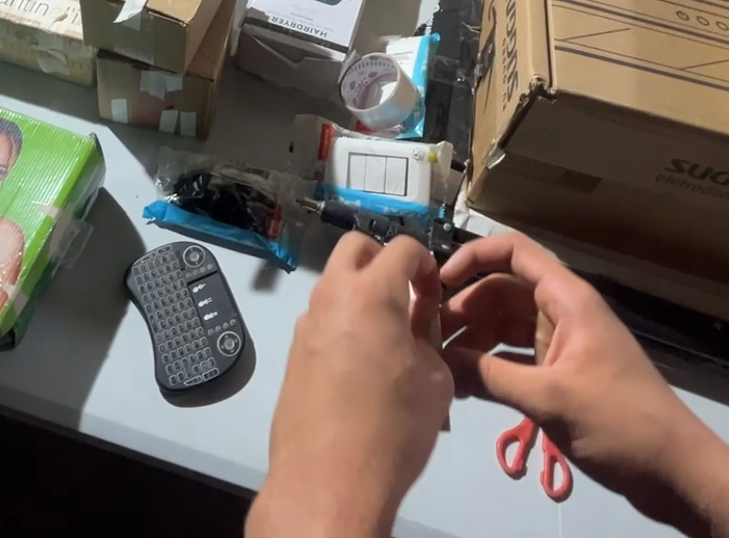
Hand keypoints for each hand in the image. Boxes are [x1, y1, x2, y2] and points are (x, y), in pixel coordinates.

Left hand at [248, 234, 452, 537]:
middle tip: (404, 294)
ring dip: (361, 291)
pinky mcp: (294, 350)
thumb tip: (416, 327)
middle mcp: (333, 295)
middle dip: (383, 258)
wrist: (328, 481)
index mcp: (372, 292)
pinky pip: (322, 317)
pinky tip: (360, 366)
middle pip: (355, 245)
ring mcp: (307, 321)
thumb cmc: (393, 428)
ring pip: (335, 282)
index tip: (434, 292)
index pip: (402, 246)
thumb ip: (427, 337)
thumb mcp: (434, 379)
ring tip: (385, 338)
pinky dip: (343, 322)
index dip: (426, 262)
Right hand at [440, 232, 699, 503]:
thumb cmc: (620, 424)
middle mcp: (563, 310)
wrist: (680, 476)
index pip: (513, 251)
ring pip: (505, 322)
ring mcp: (563, 341)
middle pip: (502, 288)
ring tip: (442, 364)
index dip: (473, 256)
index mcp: (567, 299)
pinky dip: (491, 363)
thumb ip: (490, 377)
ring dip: (475, 337)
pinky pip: (516, 353)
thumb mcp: (549, 399)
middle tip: (431, 336)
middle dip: (465, 306)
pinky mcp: (563, 371)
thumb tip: (440, 363)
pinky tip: (466, 384)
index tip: (439, 282)